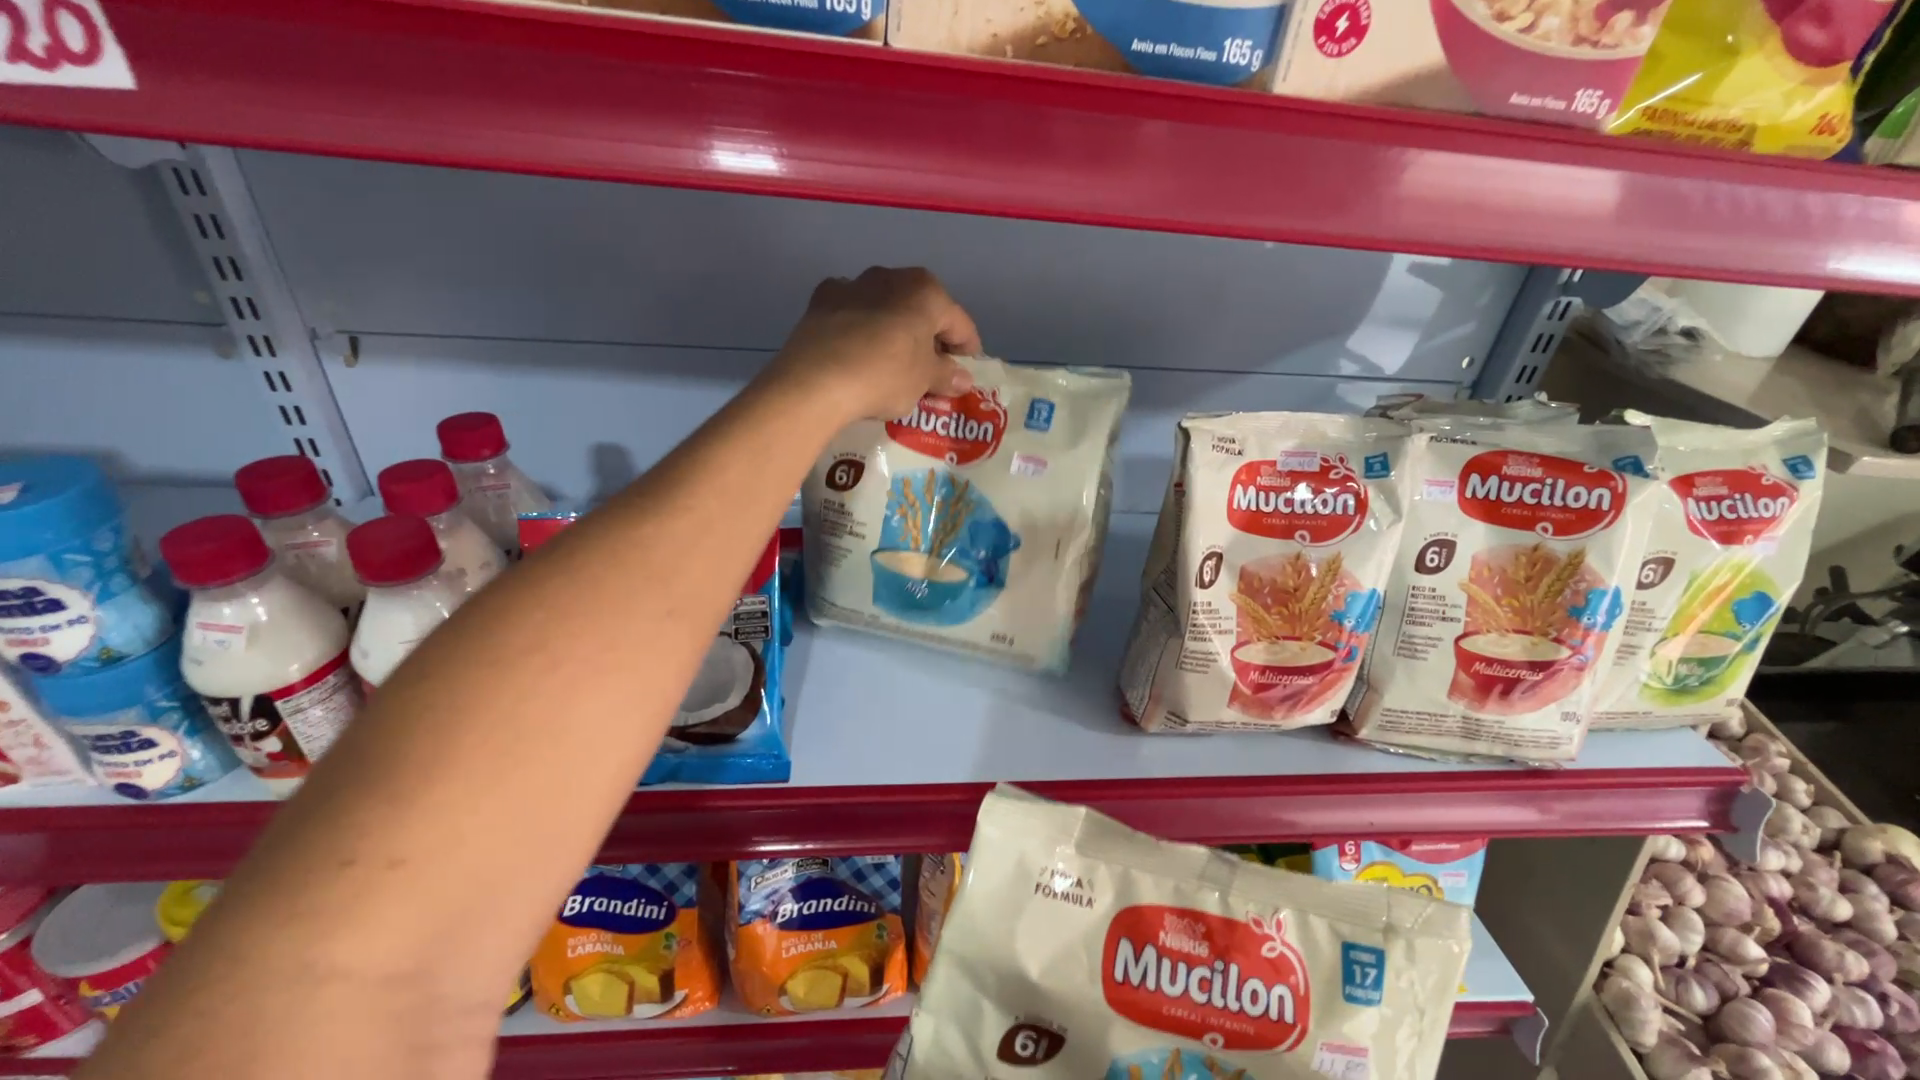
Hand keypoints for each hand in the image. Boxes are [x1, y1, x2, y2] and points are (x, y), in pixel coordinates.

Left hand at [765, 267, 980, 421]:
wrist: (815, 381)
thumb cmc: (884, 375)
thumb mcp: (924, 381)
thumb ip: (947, 375)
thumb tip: (963, 378)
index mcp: (927, 291)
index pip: (959, 323)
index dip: (967, 350)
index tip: (966, 372)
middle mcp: (892, 276)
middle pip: (921, 310)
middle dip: (929, 337)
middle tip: (930, 370)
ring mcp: (853, 284)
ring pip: (886, 307)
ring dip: (893, 329)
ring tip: (892, 362)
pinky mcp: (822, 300)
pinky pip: (852, 313)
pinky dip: (859, 326)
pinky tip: (856, 349)